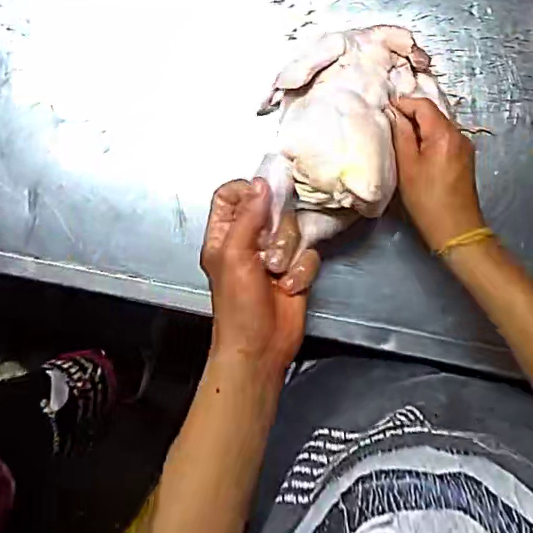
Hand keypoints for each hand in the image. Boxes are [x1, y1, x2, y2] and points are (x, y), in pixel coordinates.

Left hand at [200, 179, 315, 377]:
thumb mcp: (234, 256)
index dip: (247, 191)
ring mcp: (273, 252)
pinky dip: (301, 269)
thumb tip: (261, 184)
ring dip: (288, 252)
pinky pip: (308, 251)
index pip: (231, 194)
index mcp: (224, 233)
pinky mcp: (295, 267)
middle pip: (270, 208)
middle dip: (275, 229)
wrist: (261, 349)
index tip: (262, 198)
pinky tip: (290, 286)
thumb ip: (247, 217)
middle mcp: (248, 239)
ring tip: (277, 273)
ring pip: (293, 228)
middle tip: (268, 249)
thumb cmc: (238, 308)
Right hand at [389, 97, 484, 249]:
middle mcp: (459, 134)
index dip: (403, 103)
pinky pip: (445, 137)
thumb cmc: (426, 198)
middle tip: (389, 123)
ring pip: (438, 125)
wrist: (456, 230)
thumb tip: (394, 114)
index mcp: (444, 133)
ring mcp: (464, 146)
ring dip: (420, 126)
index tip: (385, 110)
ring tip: (401, 137)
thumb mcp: (406, 165)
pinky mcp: (465, 157)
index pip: (423, 105)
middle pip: (433, 113)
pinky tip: (417, 149)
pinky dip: (429, 137)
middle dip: (411, 114)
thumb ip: (401, 134)